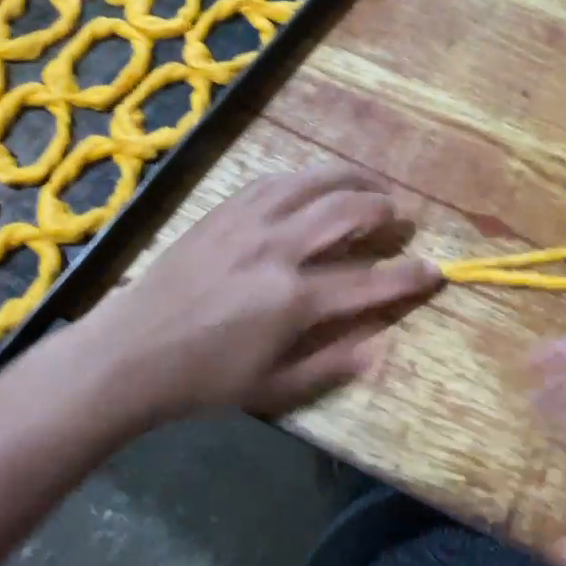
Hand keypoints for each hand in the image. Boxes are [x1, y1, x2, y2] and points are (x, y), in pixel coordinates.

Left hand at [74, 165, 442, 427]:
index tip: (437, 270)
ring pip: (315, 183)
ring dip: (354, 180)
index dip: (409, 276)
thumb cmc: (204, 379)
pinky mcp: (224, 210)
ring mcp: (248, 222)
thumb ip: (332, 364)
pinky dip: (309, 178)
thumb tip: (382, 345)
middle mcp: (277, 249)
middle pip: (348, 213)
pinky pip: (277, 180)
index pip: (369, 282)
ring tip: (374, 186)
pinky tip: (319, 184)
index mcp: (292, 300)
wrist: (129, 352)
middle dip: (386, 211)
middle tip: (403, 219)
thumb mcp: (273, 388)